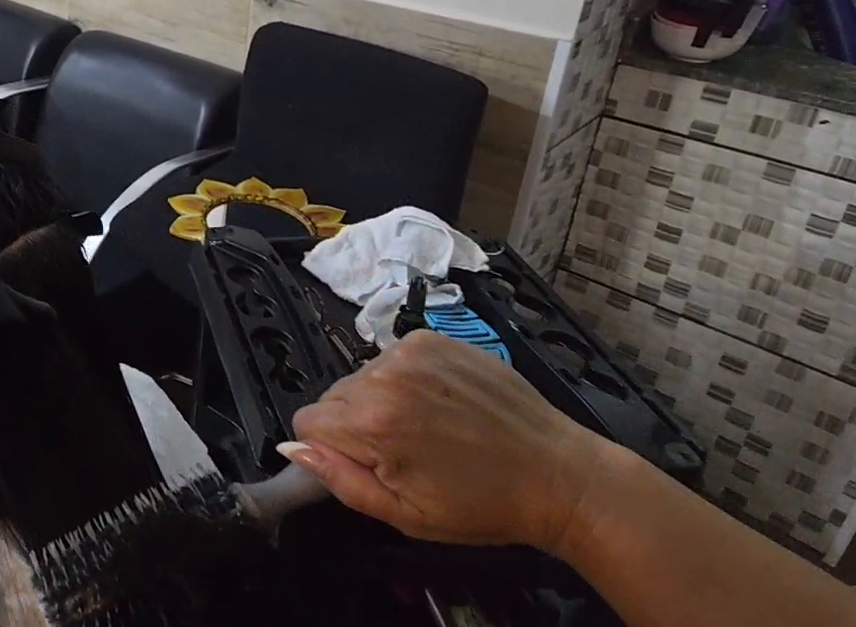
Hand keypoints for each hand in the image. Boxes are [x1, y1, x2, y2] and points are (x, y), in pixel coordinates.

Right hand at [285, 331, 618, 554]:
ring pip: (361, 377)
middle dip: (355, 423)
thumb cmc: (483, 506)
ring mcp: (408, 352)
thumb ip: (340, 481)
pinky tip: (441, 401)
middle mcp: (382, 376)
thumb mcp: (406, 515)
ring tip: (428, 425)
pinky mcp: (431, 339)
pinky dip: (406, 379)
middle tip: (405, 450)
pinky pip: (391, 358)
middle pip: (333, 397)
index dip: (332, 448)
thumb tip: (291, 449)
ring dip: (381, 399)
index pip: (308, 421)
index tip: (369, 463)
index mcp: (372, 422)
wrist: (564, 477)